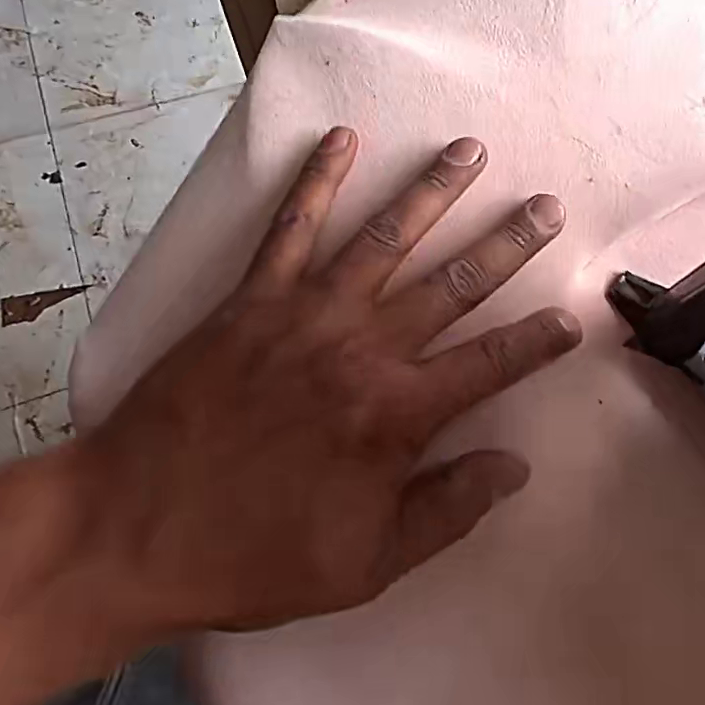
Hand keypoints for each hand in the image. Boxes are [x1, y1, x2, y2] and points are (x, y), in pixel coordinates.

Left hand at [67, 128, 580, 634]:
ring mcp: (305, 314)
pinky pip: (290, 227)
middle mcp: (362, 349)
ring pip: (384, 239)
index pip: (491, 365)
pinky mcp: (251, 299)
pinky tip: (342, 139)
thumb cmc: (256, 555)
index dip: (537, 341)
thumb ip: (447, 510)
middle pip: (453, 286)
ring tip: (469, 152)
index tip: (571, 317)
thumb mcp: (367, 564)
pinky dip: (318, 180)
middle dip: (507, 244)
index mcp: (396, 415)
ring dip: (432, 193)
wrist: (133, 529)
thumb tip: (514, 466)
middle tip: (547, 207)